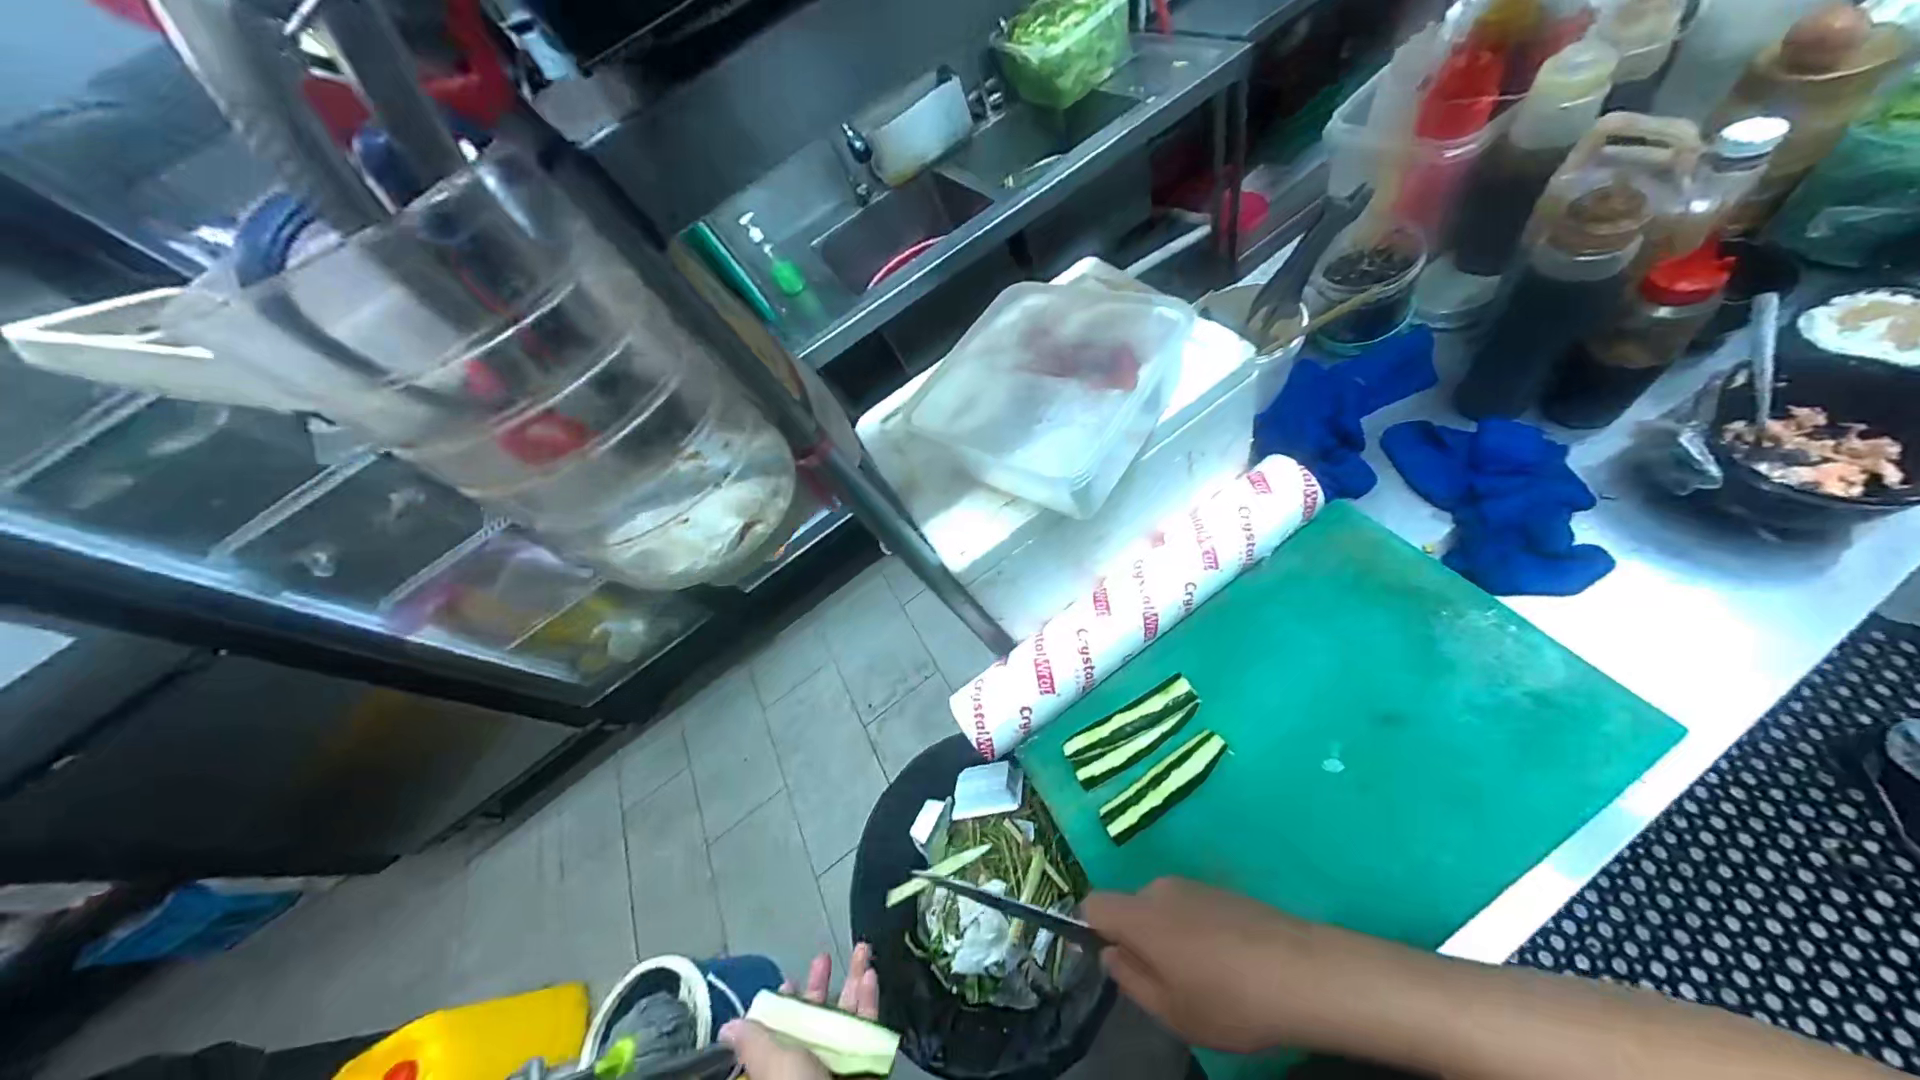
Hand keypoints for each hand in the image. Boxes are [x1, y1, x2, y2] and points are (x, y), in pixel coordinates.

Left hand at [718, 944, 881, 1079]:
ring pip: (847, 1017)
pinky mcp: (866, 1067)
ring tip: (862, 949)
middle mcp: (810, 1065)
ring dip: (855, 980)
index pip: (782, 1032)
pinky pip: (868, 1031)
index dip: (786, 1004)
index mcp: (782, 1067)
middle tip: (825, 957)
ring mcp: (839, 1067)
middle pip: (816, 1018)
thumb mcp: (771, 1066)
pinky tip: (871, 977)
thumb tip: (728, 1027)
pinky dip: (870, 1003)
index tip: (791, 979)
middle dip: (822, 984)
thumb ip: (753, 1042)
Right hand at [1082, 877, 1392, 1054]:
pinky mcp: (1223, 890)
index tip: (1116, 961)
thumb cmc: (1229, 999)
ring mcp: (1194, 885)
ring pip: (1162, 907)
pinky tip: (1228, 963)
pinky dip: (1196, 930)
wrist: (1305, 973)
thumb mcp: (1171, 1011)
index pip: (1092, 904)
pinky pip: (1190, 907)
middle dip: (1136, 938)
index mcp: (1138, 914)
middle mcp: (1159, 888)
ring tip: (1202, 977)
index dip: (1092, 930)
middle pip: (1129, 906)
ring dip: (1168, 935)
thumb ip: (1129, 979)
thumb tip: (1110, 954)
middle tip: (1165, 982)